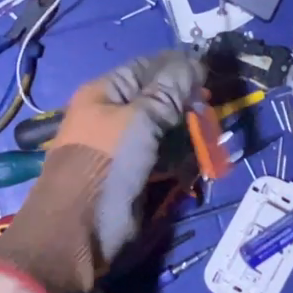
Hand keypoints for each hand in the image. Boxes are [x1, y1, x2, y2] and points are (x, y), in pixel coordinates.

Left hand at [0, 51, 203, 292]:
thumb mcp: (140, 119)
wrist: (79, 230)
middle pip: (159, 98)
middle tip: (213, 109)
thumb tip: (194, 62)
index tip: (211, 73)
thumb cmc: (105, 164)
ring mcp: (124, 147)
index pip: (148, 66)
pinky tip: (200, 159)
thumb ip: (169, 90)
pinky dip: (182, 157)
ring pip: (166, 129)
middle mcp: (113, 115)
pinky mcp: (136, 175)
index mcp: (105, 92)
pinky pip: (165, 157)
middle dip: (187, 101)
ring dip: (189, 132)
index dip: (179, 66)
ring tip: (211, 135)